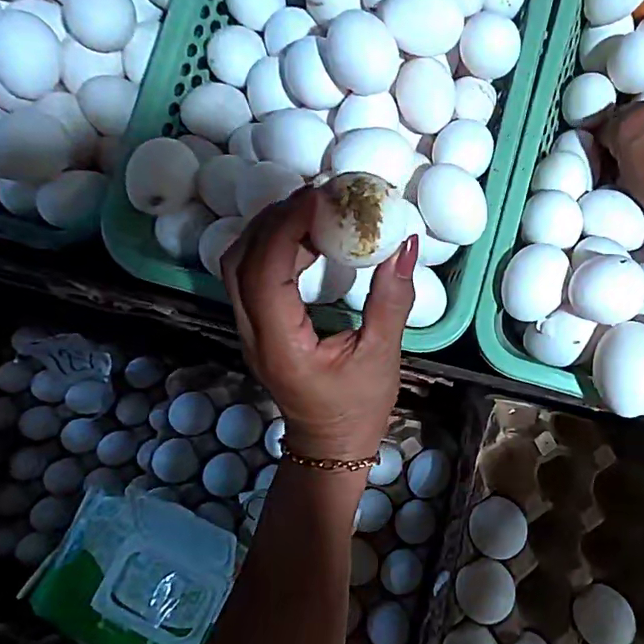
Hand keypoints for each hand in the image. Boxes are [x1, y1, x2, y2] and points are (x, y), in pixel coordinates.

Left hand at [219, 188, 417, 460]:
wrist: (329, 445)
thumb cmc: (356, 408)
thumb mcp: (382, 356)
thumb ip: (391, 300)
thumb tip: (406, 246)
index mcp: (280, 344)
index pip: (265, 272)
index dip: (286, 227)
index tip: (319, 198)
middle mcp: (252, 333)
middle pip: (240, 260)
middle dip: (274, 220)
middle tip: (317, 198)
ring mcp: (247, 330)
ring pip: (237, 266)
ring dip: (270, 231)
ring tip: (313, 212)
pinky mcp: (255, 327)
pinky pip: (250, 276)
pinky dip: (272, 248)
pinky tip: (307, 240)